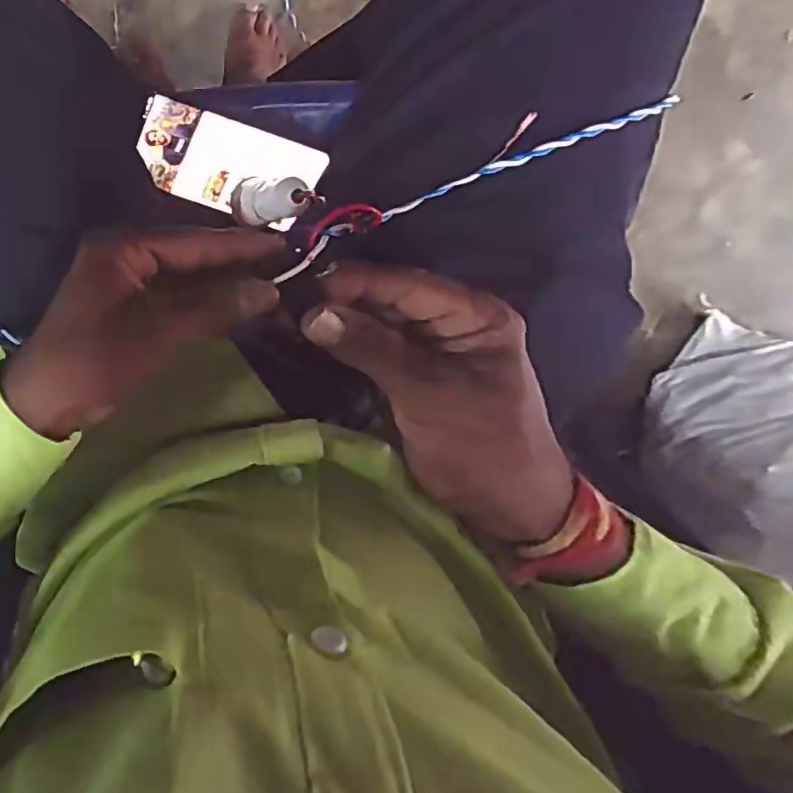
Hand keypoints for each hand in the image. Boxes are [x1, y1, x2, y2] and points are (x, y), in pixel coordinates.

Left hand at [0, 229, 283, 438]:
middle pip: (191, 252)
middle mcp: (123, 252)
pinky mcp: (129, 303)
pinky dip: (205, 301)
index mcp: (122, 246)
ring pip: (186, 275)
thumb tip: (268, 289)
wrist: (45, 402)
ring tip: (274, 281)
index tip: (285, 243)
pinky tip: (239, 304)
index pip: (192, 240)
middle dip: (236, 261)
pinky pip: (174, 294)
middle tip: (287, 262)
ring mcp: (125, 278)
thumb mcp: (156, 330)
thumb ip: (212, 305)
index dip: (240, 244)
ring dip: (224, 282)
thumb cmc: (94, 360)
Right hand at [299, 262, 573, 544]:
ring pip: (374, 317)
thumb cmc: (482, 448)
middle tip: (286, 298)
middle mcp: (450, 319)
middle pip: (386, 296)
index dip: (355, 282)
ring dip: (335, 315)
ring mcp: (427, 344)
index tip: (305, 286)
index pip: (406, 284)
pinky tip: (308, 333)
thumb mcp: (427, 394)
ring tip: (287, 311)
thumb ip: (372, 349)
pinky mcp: (407, 367)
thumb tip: (313, 314)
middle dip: (339, 296)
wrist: (506, 510)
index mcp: (474, 314)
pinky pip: (370, 342)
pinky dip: (341, 338)